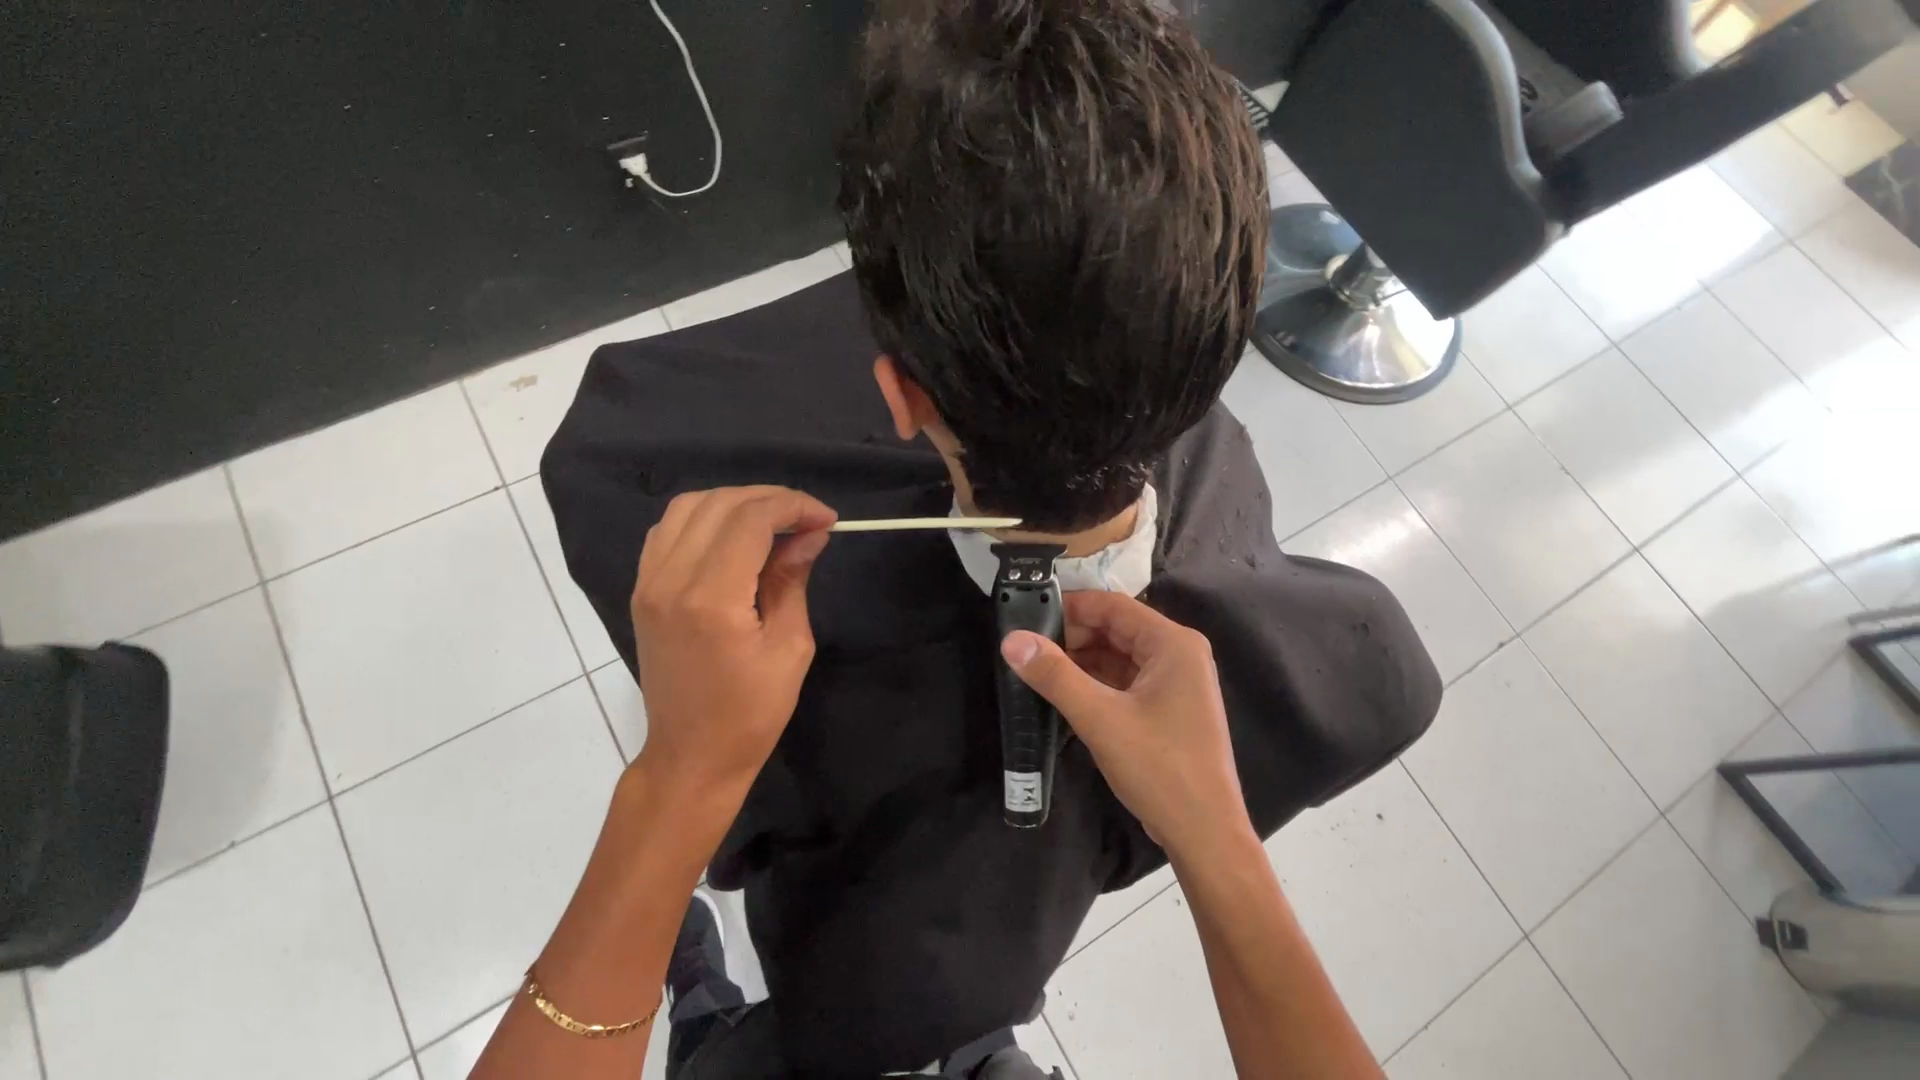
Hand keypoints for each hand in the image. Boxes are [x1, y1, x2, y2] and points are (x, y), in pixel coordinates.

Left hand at [628, 486, 836, 800]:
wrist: (692, 756)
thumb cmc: (751, 713)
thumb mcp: (789, 647)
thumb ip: (791, 580)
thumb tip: (809, 534)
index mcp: (711, 599)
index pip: (750, 519)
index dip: (793, 506)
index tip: (827, 519)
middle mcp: (670, 580)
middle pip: (720, 504)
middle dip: (770, 499)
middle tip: (808, 519)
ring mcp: (649, 583)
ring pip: (688, 508)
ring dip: (735, 503)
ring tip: (773, 522)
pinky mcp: (642, 591)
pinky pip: (668, 531)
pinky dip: (704, 518)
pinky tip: (733, 537)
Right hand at [1001, 592, 1252, 859]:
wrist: (1204, 832)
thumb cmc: (1159, 768)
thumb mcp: (1100, 718)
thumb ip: (1055, 675)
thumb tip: (1012, 640)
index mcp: (1173, 644)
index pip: (1114, 605)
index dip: (1070, 606)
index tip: (1027, 613)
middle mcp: (1179, 655)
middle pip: (1117, 629)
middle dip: (1072, 635)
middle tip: (1027, 646)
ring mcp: (1176, 684)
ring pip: (1119, 656)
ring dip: (1082, 660)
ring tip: (1037, 668)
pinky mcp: (1168, 709)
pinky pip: (1126, 681)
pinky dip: (1096, 683)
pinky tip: (1064, 693)